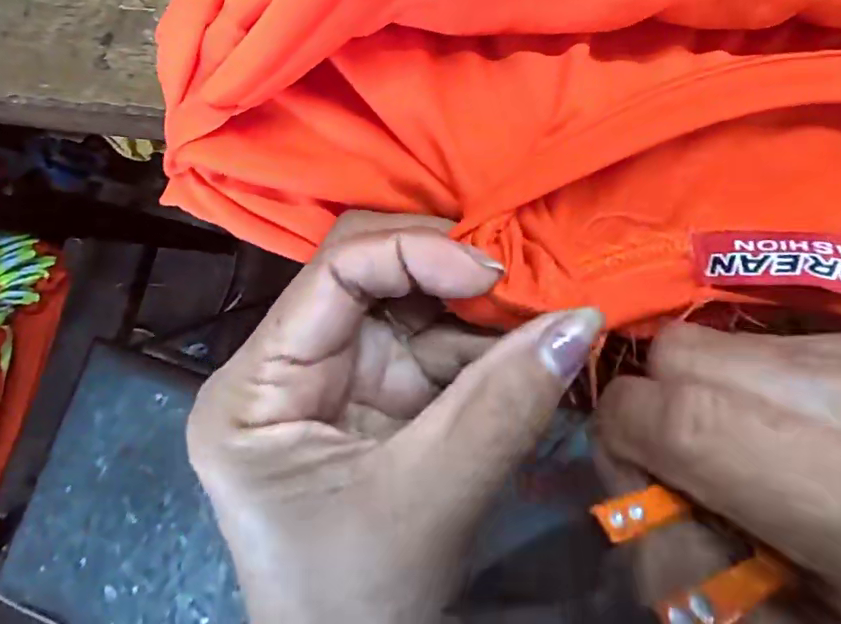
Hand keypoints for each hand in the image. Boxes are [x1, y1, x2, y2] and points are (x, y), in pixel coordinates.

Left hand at [186, 212, 603, 623]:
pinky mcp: (388, 392)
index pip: (336, 271)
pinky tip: (530, 343)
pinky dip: (489, 341)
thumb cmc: (360, 600)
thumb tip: (582, 319)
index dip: (415, 252)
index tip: (489, 274)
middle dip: (449, 269)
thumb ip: (504, 406)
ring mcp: (345, 373)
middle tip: (521, 279)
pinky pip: (442, 341)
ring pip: (416, 299)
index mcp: (259, 384)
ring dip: (479, 306)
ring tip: (540, 307)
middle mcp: (296, 361)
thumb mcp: (428, 502)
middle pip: (374, 271)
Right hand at [596, 326, 840, 623]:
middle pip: (687, 352)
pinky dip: (776, 384)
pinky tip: (826, 434)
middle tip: (692, 465)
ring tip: (765, 450)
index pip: (677, 412)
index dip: (625, 434)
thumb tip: (640, 493)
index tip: (637, 474)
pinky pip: (795, 342)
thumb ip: (703, 555)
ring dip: (718, 391)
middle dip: (661, 404)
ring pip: (734, 340)